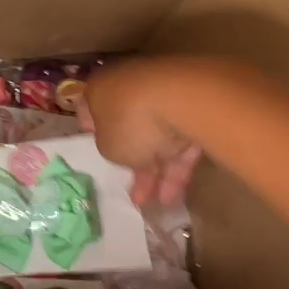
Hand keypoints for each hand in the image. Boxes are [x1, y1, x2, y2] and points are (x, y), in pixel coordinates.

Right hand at [80, 60, 201, 207]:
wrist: (185, 100)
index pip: (90, 111)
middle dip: (132, 162)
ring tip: (157, 204)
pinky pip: (184, 139)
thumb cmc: (130, 121)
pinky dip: (180, 166)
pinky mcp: (198, 107)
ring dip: (157, 171)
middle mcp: (131, 84)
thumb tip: (121, 150)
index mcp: (101, 87)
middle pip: (129, 127)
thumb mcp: (107, 148)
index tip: (96, 156)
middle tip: (132, 192)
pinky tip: (175, 195)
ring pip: (159, 136)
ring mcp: (166, 93)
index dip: (93, 135)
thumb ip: (109, 149)